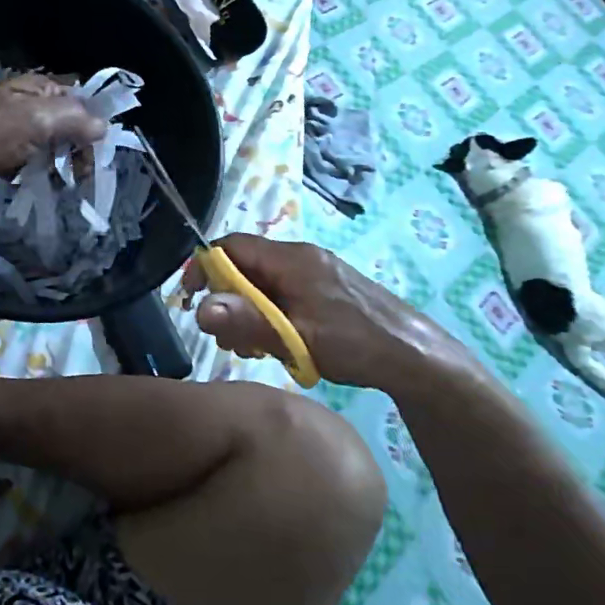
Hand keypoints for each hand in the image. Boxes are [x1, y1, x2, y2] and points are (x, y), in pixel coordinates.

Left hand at [0, 74, 106, 189]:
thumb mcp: (35, 122)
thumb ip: (74, 120)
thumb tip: (104, 127)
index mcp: (41, 88)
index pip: (83, 102)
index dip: (94, 127)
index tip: (94, 155)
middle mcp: (32, 103)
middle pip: (71, 125)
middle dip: (78, 150)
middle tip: (77, 176)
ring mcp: (18, 128)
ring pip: (54, 145)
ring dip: (61, 165)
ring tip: (60, 184)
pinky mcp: (6, 150)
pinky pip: (35, 159)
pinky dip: (41, 171)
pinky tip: (40, 183)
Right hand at [187, 234, 478, 390]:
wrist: (416, 358)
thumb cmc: (356, 343)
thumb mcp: (298, 337)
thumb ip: (249, 321)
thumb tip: (200, 308)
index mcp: (292, 259)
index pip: (233, 246)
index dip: (205, 267)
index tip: (189, 298)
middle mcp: (302, 258)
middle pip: (247, 266)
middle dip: (227, 298)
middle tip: (225, 337)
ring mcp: (316, 274)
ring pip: (265, 284)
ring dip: (249, 312)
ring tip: (251, 347)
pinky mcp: (326, 292)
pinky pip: (284, 295)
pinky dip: (271, 316)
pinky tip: (278, 345)